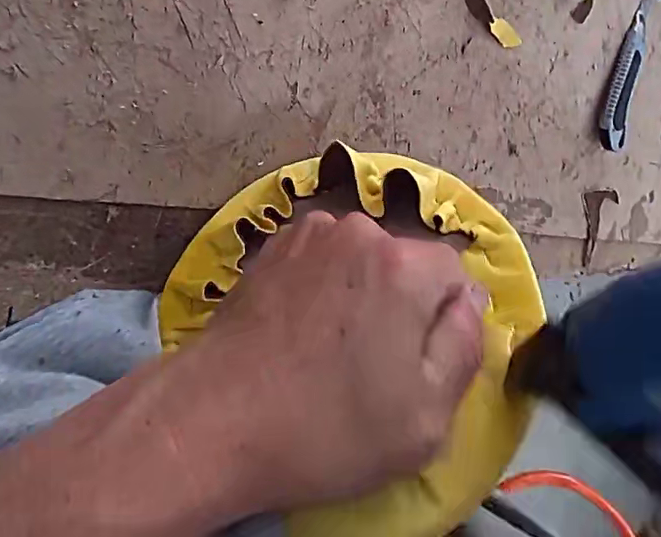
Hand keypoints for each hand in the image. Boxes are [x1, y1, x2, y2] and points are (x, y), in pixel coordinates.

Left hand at [0, 211, 484, 536]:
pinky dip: (328, 276)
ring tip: (328, 346)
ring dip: (364, 288)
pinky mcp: (278, 236)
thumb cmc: (313, 435)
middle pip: (412, 255)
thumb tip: (466, 300)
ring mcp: (314, 226)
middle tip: (370, 356)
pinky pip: (328, 245)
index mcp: (402, 268)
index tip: (418, 351)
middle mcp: (360, 228)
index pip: (459, 272)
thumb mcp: (417, 417)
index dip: (444, 317)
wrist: (194, 429)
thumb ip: (461, 345)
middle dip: (406, 301)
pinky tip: (298, 325)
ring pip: (369, 248)